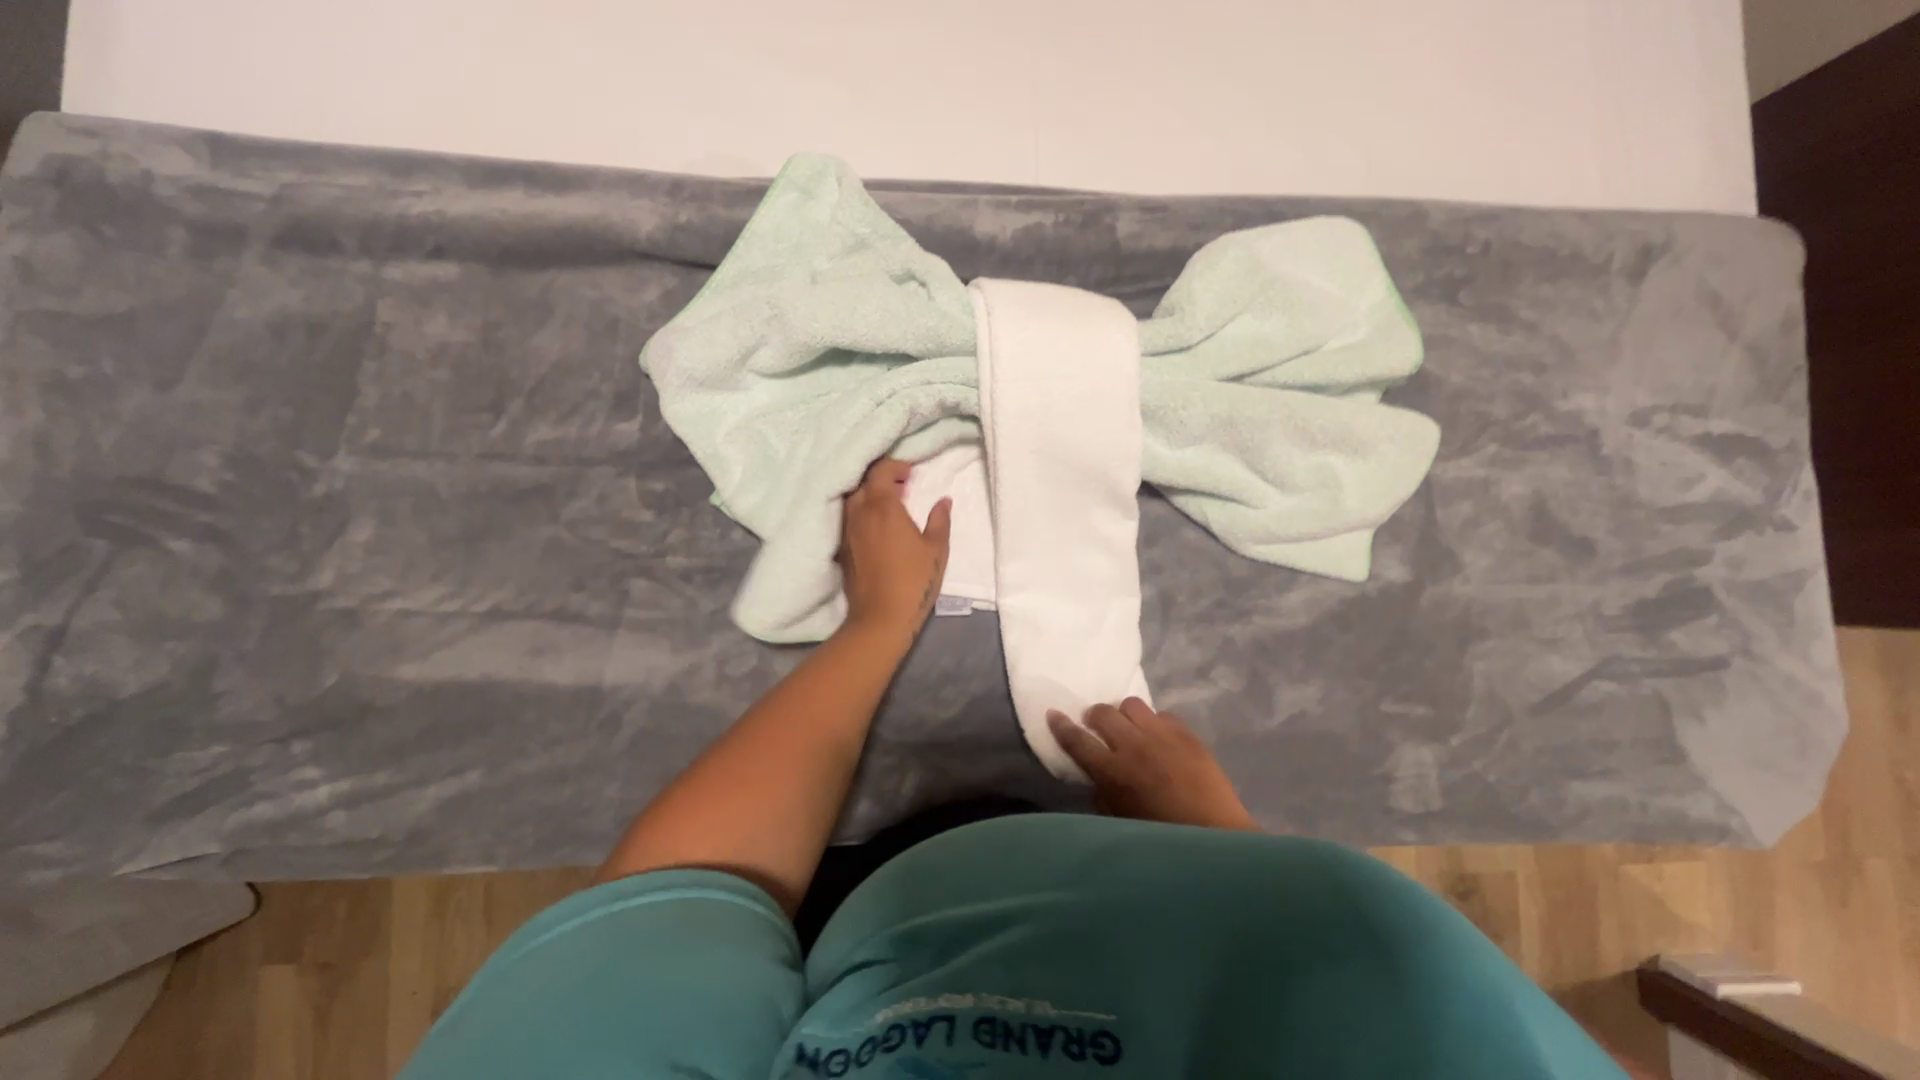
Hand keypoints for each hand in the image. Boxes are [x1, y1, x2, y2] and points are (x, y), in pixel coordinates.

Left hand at [838, 458, 951, 639]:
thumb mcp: (936, 549)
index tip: (911, 474)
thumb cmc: (913, 580)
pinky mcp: (842, 549)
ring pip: (853, 500)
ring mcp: (847, 531)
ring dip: (870, 496)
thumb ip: (939, 520)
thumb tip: (943, 501)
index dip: (895, 467)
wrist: (880, 618)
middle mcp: (859, 513)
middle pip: (863, 482)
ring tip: (890, 507)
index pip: (880, 471)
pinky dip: (862, 514)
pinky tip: (877, 528)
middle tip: (903, 488)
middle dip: (881, 479)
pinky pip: (849, 519)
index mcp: (882, 506)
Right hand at [1048, 698, 1256, 830]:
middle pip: (1103, 713)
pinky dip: (1154, 723)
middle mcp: (1134, 745)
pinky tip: (1159, 740)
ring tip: (1131, 730)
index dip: (1061, 725)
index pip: (1077, 740)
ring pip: (1132, 704)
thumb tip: (1095, 774)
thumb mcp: (1119, 819)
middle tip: (1098, 729)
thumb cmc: (1162, 835)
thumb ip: (1102, 791)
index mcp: (1113, 771)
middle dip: (1094, 717)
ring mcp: (1162, 735)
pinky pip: (1162, 714)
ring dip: (1125, 716)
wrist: (1214, 835)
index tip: (1053, 714)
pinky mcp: (1187, 733)